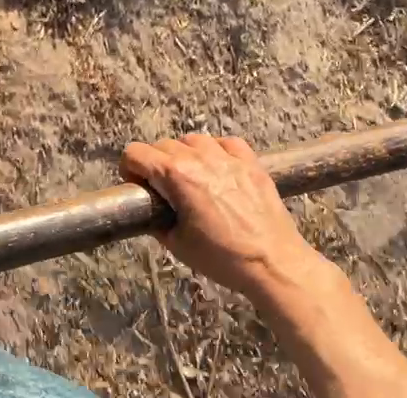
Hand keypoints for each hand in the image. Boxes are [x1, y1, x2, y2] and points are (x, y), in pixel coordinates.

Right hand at [120, 133, 321, 301]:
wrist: (276, 266)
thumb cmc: (224, 258)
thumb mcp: (176, 244)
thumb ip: (155, 218)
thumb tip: (150, 209)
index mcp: (175, 175)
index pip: (134, 152)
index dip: (129, 169)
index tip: (138, 186)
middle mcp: (198, 158)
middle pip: (161, 145)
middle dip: (156, 164)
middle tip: (166, 190)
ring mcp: (227, 158)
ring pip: (192, 139)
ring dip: (186, 154)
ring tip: (194, 178)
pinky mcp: (251, 163)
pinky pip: (227, 143)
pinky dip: (218, 151)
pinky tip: (220, 169)